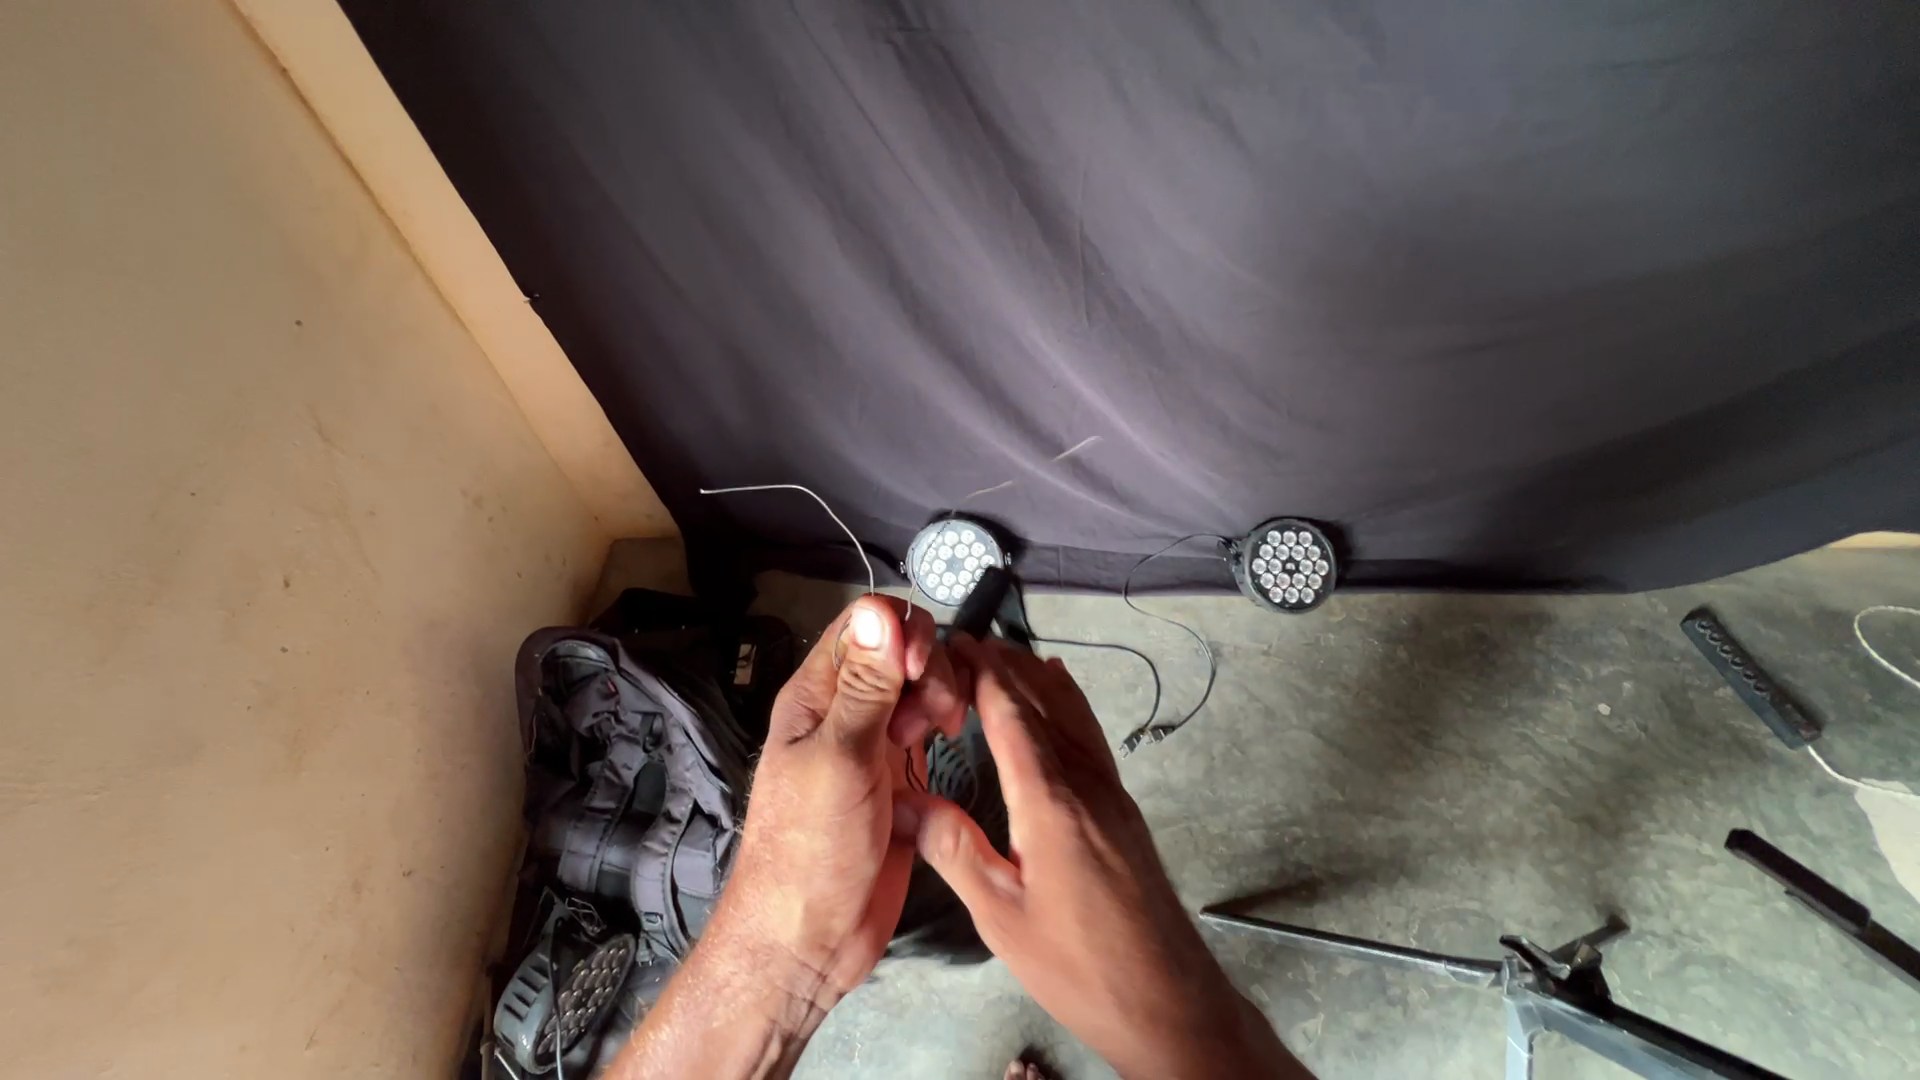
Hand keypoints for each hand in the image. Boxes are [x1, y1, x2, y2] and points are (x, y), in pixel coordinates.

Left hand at [712, 595, 967, 1006]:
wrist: (810, 939)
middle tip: (932, 719)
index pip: (865, 624)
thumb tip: (881, 609)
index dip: (901, 633)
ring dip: (939, 693)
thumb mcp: (840, 759)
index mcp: (816, 693)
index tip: (919, 673)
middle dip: (929, 667)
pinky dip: (943, 719)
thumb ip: (865, 686)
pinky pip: (927, 722)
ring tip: (938, 733)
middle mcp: (846, 706)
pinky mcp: (899, 770)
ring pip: (918, 682)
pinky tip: (946, 739)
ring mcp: (874, 738)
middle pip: (900, 648)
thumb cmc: (814, 847)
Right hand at [902, 638, 1308, 1079]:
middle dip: (1004, 666)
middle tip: (967, 642)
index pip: (1012, 716)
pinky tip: (1061, 686)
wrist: (1167, 998)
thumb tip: (904, 801)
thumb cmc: (1077, 963)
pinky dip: (1069, 699)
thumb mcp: (1002, 917)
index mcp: (1049, 801)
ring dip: (1035, 676)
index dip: (984, 675)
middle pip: (1041, 703)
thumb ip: (954, 850)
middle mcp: (1084, 780)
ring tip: (1004, 652)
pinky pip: (1090, 732)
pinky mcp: (1121, 803)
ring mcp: (1109, 789)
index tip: (957, 646)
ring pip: (1070, 711)